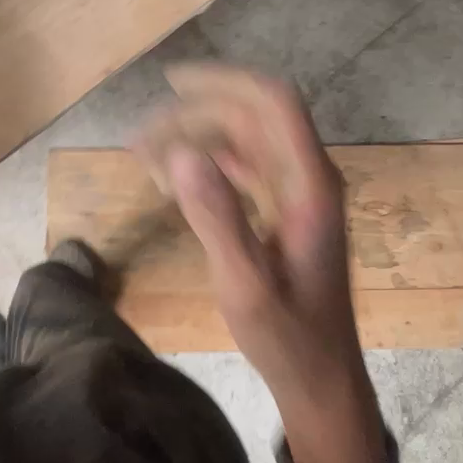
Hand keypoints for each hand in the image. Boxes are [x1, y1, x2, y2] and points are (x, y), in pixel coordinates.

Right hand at [136, 64, 385, 462]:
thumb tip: (181, 154)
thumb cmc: (288, 338)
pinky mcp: (284, 208)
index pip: (274, 103)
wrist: (321, 381)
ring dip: (196, 139)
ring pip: (243, 139)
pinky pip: (243, 167)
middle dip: (194, 116)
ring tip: (145, 156)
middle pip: (251, 116)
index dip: (225, 82)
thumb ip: (217, 217)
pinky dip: (207, 165)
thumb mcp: (245, 284)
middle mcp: (308, 176)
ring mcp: (298, 191)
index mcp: (310, 184)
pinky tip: (172, 180)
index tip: (172, 82)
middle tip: (141, 139)